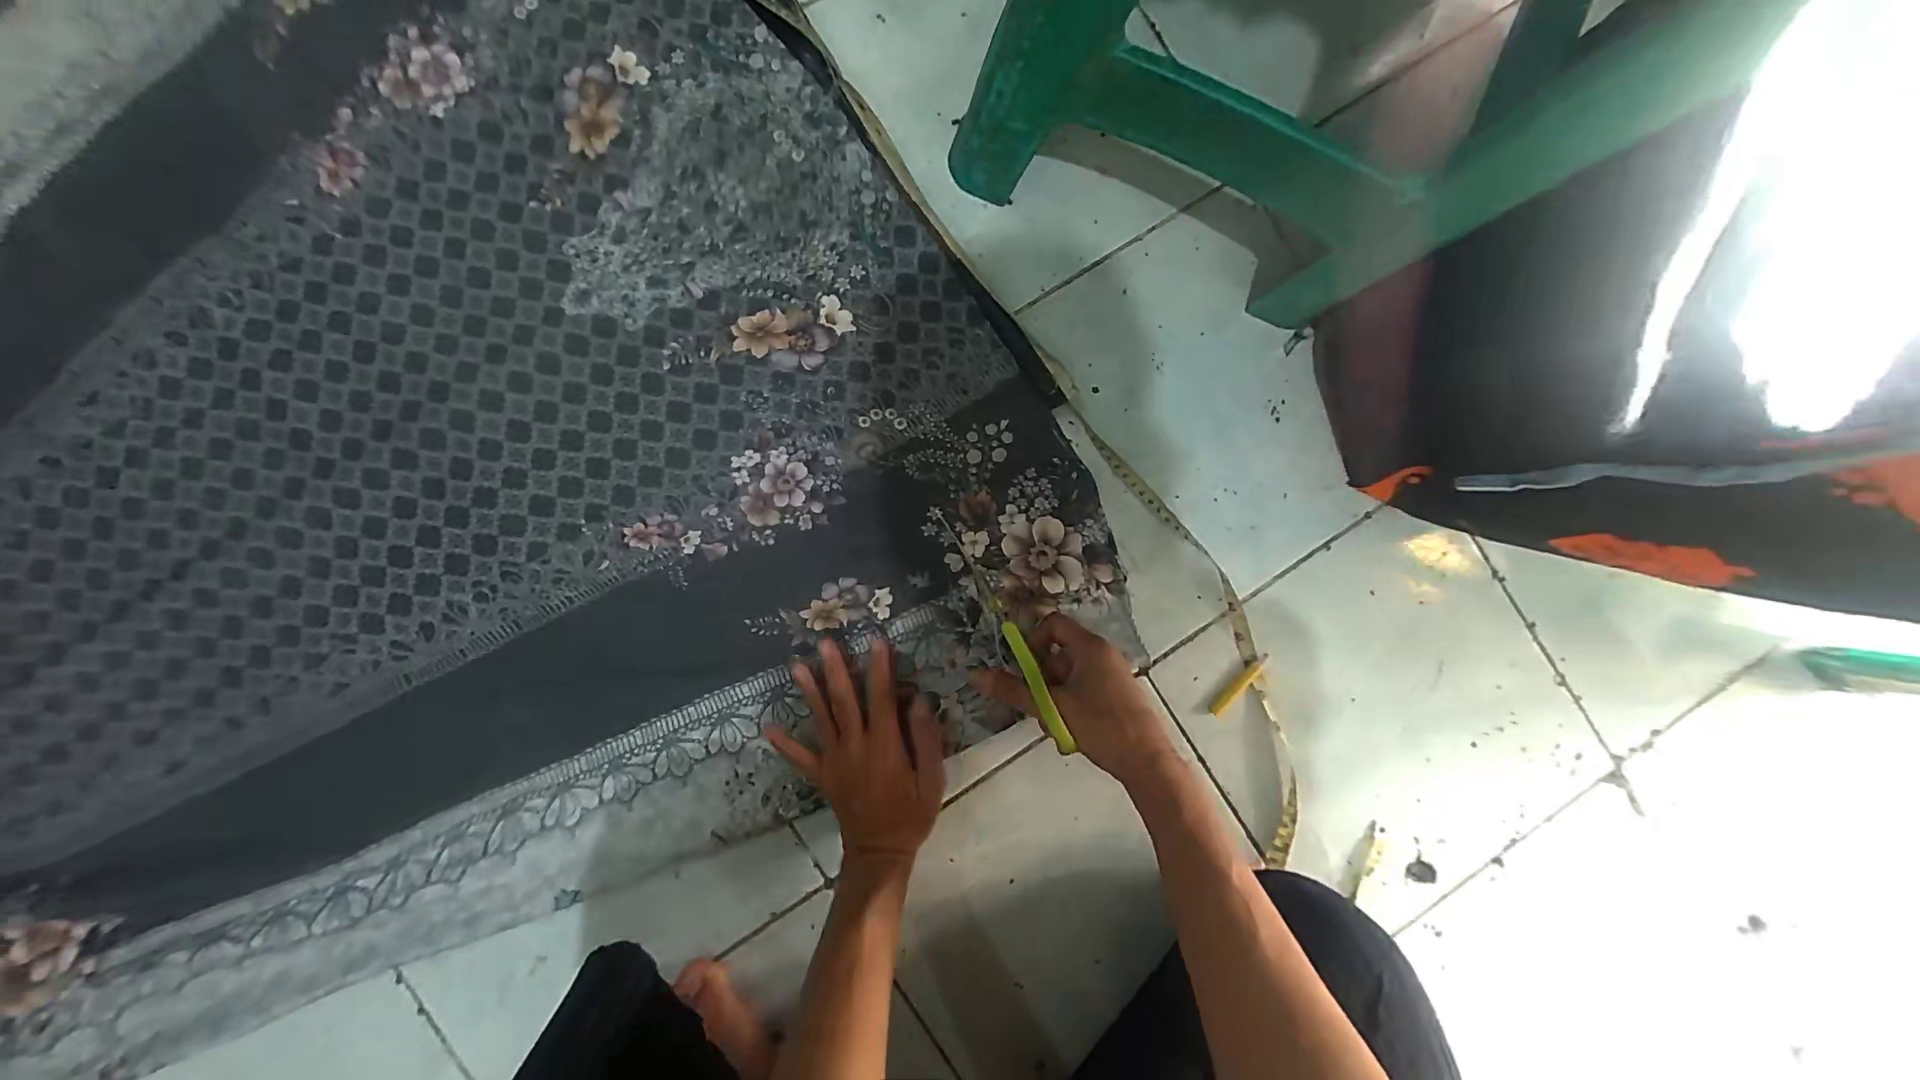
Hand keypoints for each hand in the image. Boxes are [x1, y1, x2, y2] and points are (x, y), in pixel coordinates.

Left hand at [768, 638, 944, 868]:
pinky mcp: (822, 775)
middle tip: (824, 642)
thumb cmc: (911, 813)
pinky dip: (785, 744)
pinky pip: (801, 758)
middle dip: (835, 669)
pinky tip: (769, 728)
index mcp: (884, 745)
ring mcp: (834, 760)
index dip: (880, 668)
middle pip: (844, 701)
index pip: (880, 698)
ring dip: (809, 691)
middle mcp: (855, 746)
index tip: (877, 641)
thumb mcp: (932, 779)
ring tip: (796, 665)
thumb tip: (918, 700)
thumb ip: (926, 739)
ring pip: (820, 719)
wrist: (880, 851)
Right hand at [971, 613, 1178, 789]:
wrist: (1148, 761)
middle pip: (1059, 655)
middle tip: (1038, 707)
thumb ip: (1014, 691)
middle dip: (1042, 681)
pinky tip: (1072, 734)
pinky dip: (1072, 709)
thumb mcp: (1052, 708)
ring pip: (1070, 679)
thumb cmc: (1101, 726)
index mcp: (1090, 647)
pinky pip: (1085, 692)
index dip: (1033, 642)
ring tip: (1057, 728)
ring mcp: (1113, 676)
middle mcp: (1103, 655)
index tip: (1025, 670)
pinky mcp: (1119, 697)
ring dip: (1055, 701)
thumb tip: (975, 675)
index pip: (1054, 624)